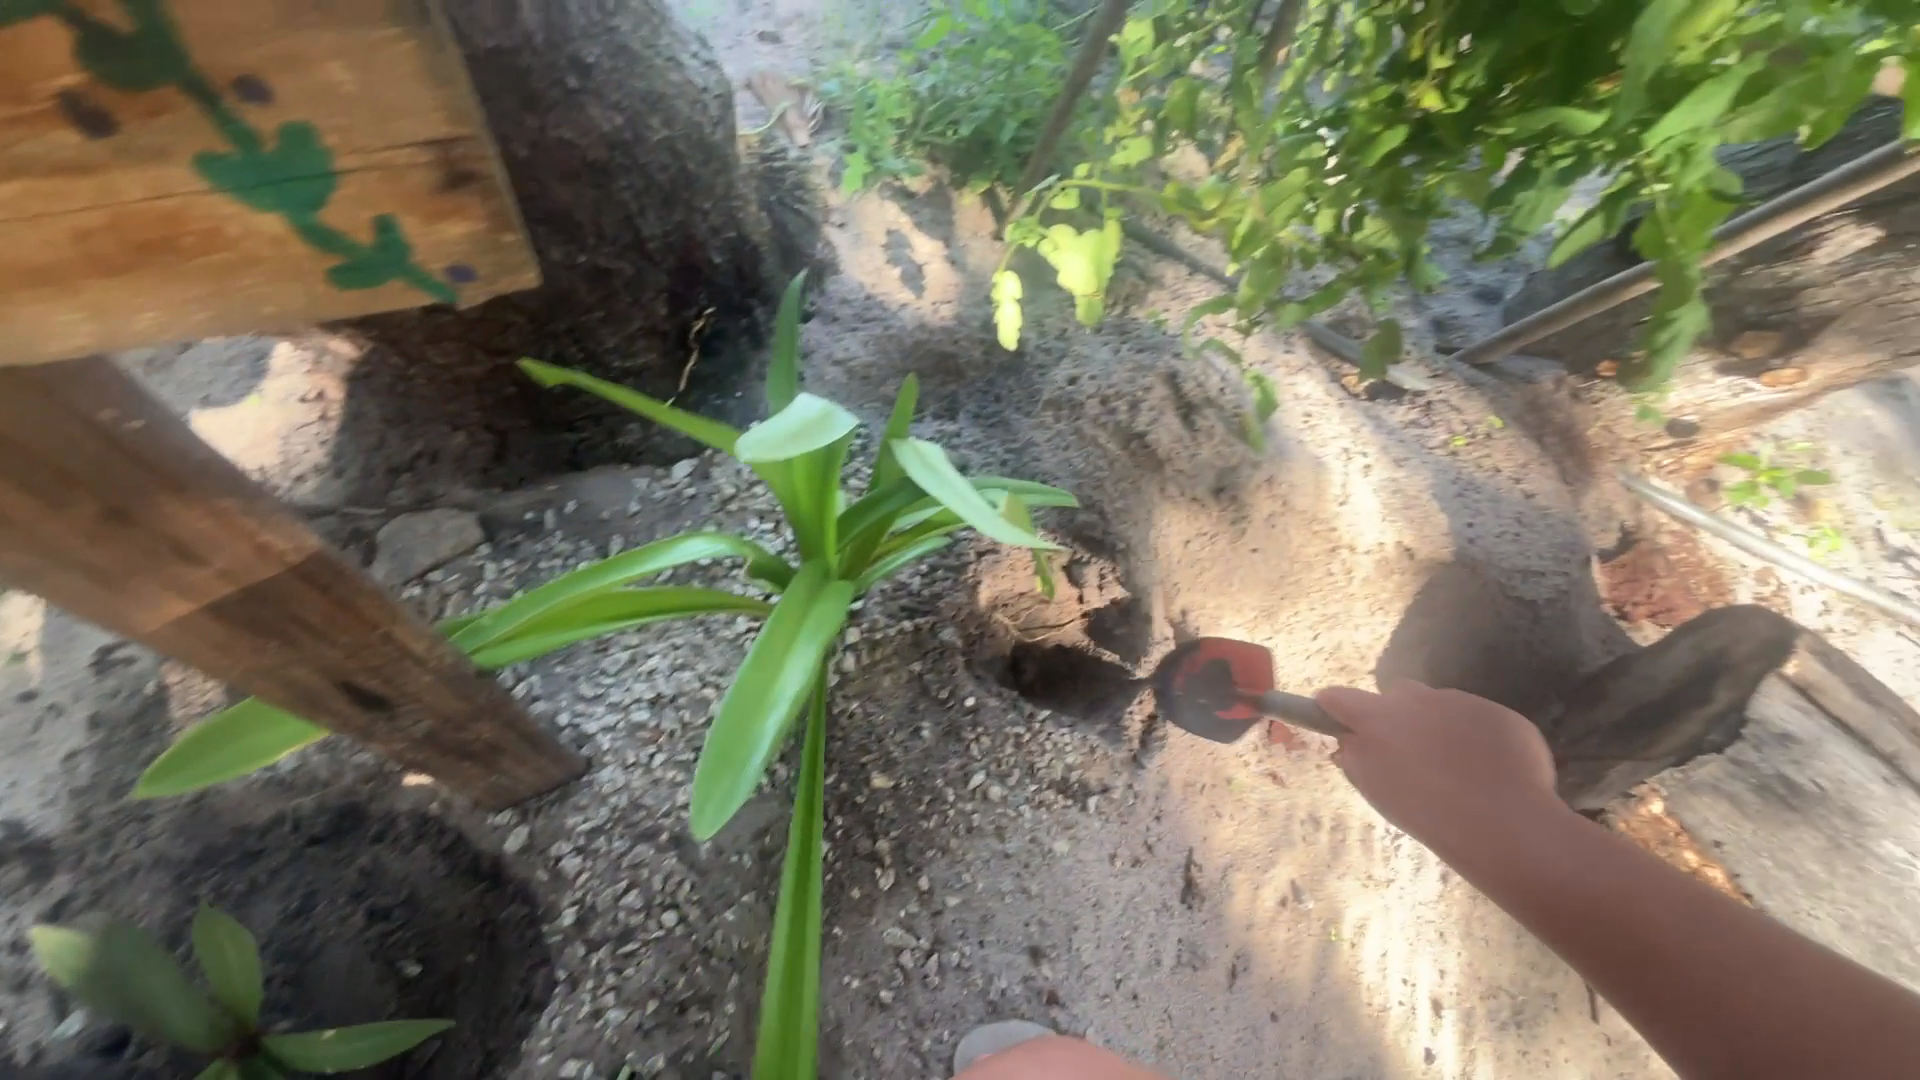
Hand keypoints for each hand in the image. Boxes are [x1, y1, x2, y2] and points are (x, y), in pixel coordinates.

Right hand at [1317, 681, 1562, 850]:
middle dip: (1397, 715)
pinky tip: (1491, 771)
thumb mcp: (1373, 789)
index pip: (1338, 697)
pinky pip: (1480, 720)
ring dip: (1439, 725)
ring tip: (1458, 767)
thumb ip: (1353, 757)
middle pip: (1396, 694)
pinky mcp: (1502, 714)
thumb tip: (1350, 742)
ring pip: (1441, 706)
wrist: (1504, 824)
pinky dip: (1479, 738)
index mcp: (1376, 716)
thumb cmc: (1424, 810)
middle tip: (1409, 752)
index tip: (1337, 721)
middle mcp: (1415, 697)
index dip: (1334, 708)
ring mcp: (1462, 702)